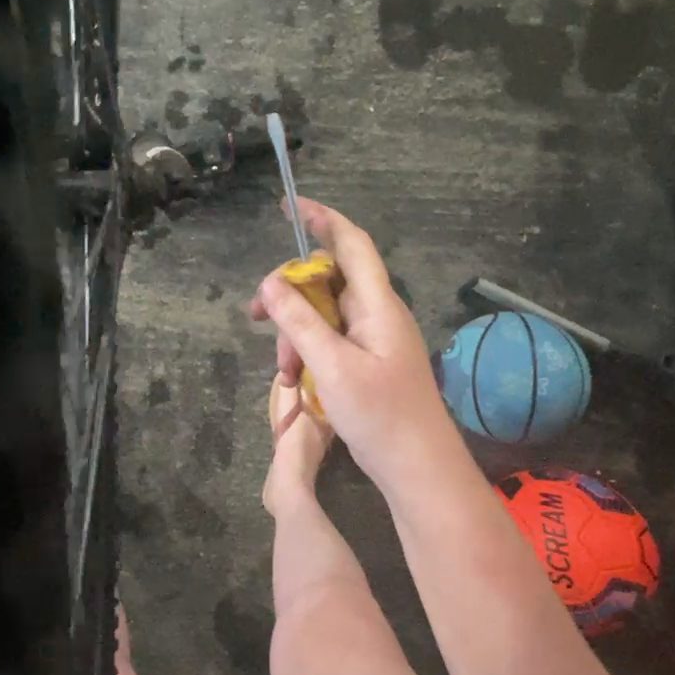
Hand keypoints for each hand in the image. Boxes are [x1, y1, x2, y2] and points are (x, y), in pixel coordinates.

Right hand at [248, 197, 446, 465]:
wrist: (419, 470)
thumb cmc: (381, 416)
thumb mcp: (331, 367)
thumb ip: (300, 321)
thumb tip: (269, 283)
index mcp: (377, 305)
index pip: (350, 244)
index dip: (322, 218)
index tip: (288, 205)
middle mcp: (377, 313)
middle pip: (325, 281)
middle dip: (288, 295)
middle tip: (255, 319)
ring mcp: (373, 338)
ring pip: (322, 314)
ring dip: (294, 334)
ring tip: (282, 372)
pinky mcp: (367, 361)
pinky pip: (329, 340)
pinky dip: (307, 353)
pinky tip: (295, 381)